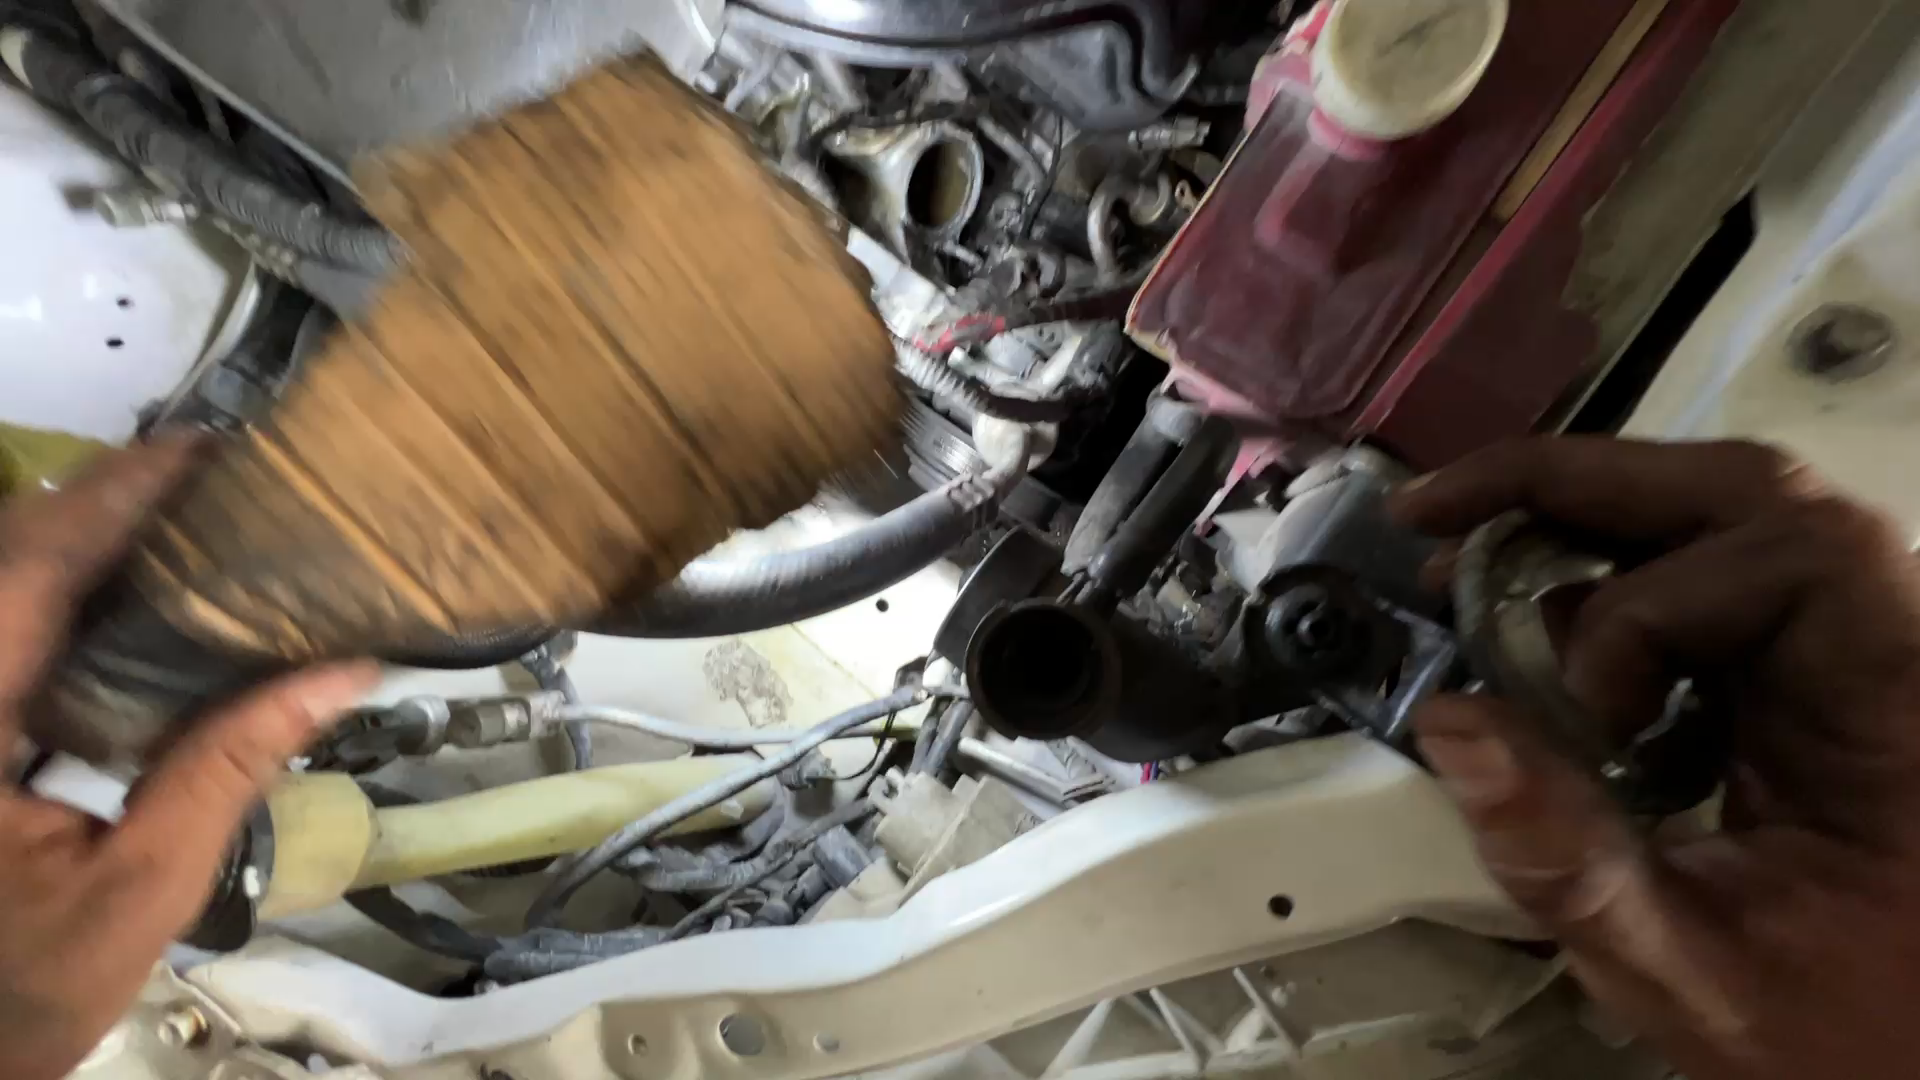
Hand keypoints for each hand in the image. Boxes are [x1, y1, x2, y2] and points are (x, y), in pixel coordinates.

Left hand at [0, 437, 376, 1079]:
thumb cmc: (19, 989)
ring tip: (189, 516)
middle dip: (92, 504)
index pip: (21, 580)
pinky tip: (138, 596)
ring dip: (79, 543)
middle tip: (210, 475)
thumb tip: (345, 674)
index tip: (196, 451)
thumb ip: (231, 765)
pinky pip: (0, 641)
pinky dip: (63, 599)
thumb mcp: (145, 881)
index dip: (107, 502)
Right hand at [1390, 437, 1919, 1079]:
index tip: (1564, 704)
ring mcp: (1845, 657)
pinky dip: (1582, 582)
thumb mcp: (1702, 981)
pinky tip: (1517, 627)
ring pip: (1703, 519)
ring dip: (1559, 524)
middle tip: (1427, 516)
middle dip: (1559, 487)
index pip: (1791, 554)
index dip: (1641, 604)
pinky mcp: (1797, 674)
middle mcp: (1895, 653)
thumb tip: (1446, 724)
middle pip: (1736, 494)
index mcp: (1913, 716)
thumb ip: (1573, 865)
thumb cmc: (1856, 1048)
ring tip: (1453, 571)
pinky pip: (1686, 578)